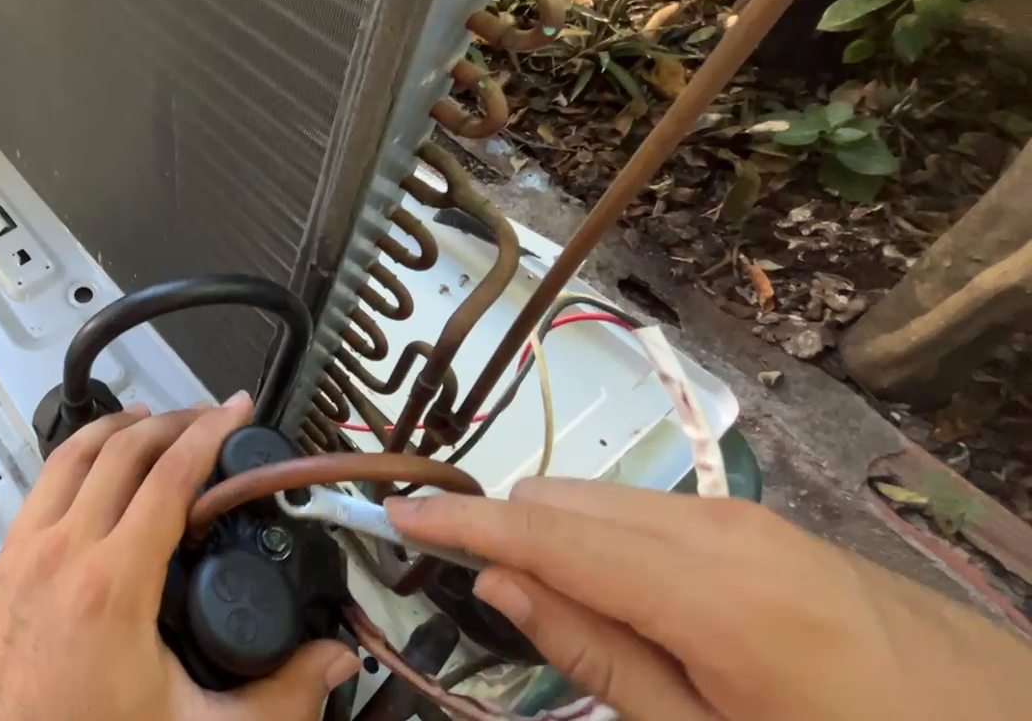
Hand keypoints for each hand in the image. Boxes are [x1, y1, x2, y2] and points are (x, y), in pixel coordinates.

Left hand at [0, 393, 358, 720]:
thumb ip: (278, 698)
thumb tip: (334, 661)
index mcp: (113, 584)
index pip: (169, 477)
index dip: (210, 433)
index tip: (236, 410)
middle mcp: (63, 550)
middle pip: (122, 450)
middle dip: (171, 421)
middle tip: (208, 417)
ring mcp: (25, 549)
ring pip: (73, 453)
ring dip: (119, 427)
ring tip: (157, 419)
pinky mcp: (4, 558)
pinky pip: (44, 482)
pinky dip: (77, 454)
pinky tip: (101, 461)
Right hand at [386, 477, 1031, 720]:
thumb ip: (599, 656)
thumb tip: (498, 586)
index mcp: (710, 592)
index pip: (543, 533)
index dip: (458, 522)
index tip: (393, 512)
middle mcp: (716, 525)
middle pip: (558, 499)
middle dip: (506, 534)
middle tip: (488, 595)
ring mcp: (744, 515)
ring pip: (593, 497)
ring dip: (554, 535)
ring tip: (568, 608)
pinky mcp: (762, 520)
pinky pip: (641, 509)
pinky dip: (602, 537)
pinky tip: (629, 597)